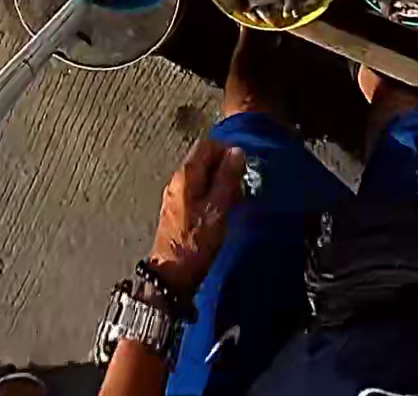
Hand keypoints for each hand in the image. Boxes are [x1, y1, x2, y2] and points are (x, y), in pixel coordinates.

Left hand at [147, 139, 245, 294]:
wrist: (173, 273)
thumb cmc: (197, 240)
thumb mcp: (217, 209)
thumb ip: (227, 178)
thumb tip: (237, 151)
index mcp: (186, 174)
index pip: (206, 145)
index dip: (226, 151)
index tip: (243, 166)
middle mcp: (178, 178)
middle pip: (203, 159)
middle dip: (225, 167)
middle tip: (242, 185)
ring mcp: (177, 193)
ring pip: (203, 176)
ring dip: (221, 182)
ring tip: (236, 200)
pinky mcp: (179, 208)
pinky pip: (199, 190)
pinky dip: (213, 194)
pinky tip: (224, 211)